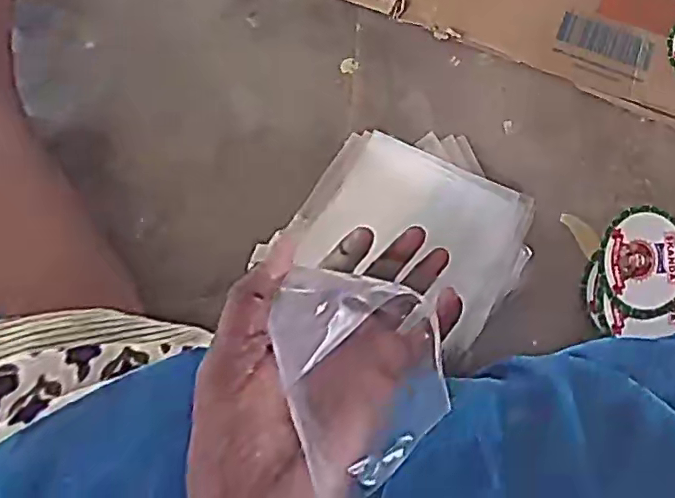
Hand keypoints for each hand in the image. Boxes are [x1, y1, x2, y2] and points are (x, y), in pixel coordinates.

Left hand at [186, 227, 461, 497]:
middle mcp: (334, 343)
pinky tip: (449, 301)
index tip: (363, 235)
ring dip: (422, 281)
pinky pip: (421, 345)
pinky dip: (441, 321)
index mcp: (296, 333)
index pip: (328, 283)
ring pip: (401, 309)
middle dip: (395, 259)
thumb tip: (282, 249)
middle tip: (414, 235)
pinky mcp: (386, 382)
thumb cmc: (231, 440)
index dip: (347, 257)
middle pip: (372, 290)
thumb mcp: (226, 363)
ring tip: (437, 256)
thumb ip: (250, 303)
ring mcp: (363, 361)